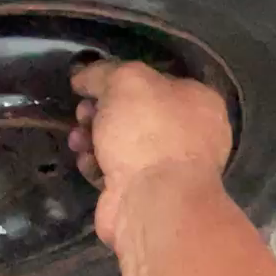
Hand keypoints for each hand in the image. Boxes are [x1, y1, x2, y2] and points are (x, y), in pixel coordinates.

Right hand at [69, 61, 232, 252]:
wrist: (151, 202)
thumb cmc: (148, 133)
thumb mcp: (125, 82)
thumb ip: (103, 73)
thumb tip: (83, 77)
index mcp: (197, 102)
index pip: (154, 82)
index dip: (118, 81)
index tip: (90, 86)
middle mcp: (188, 134)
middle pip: (133, 114)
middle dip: (100, 112)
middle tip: (83, 114)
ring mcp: (166, 168)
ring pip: (120, 144)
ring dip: (92, 138)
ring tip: (78, 140)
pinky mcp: (143, 193)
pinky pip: (114, 172)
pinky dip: (97, 166)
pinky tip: (87, 163)